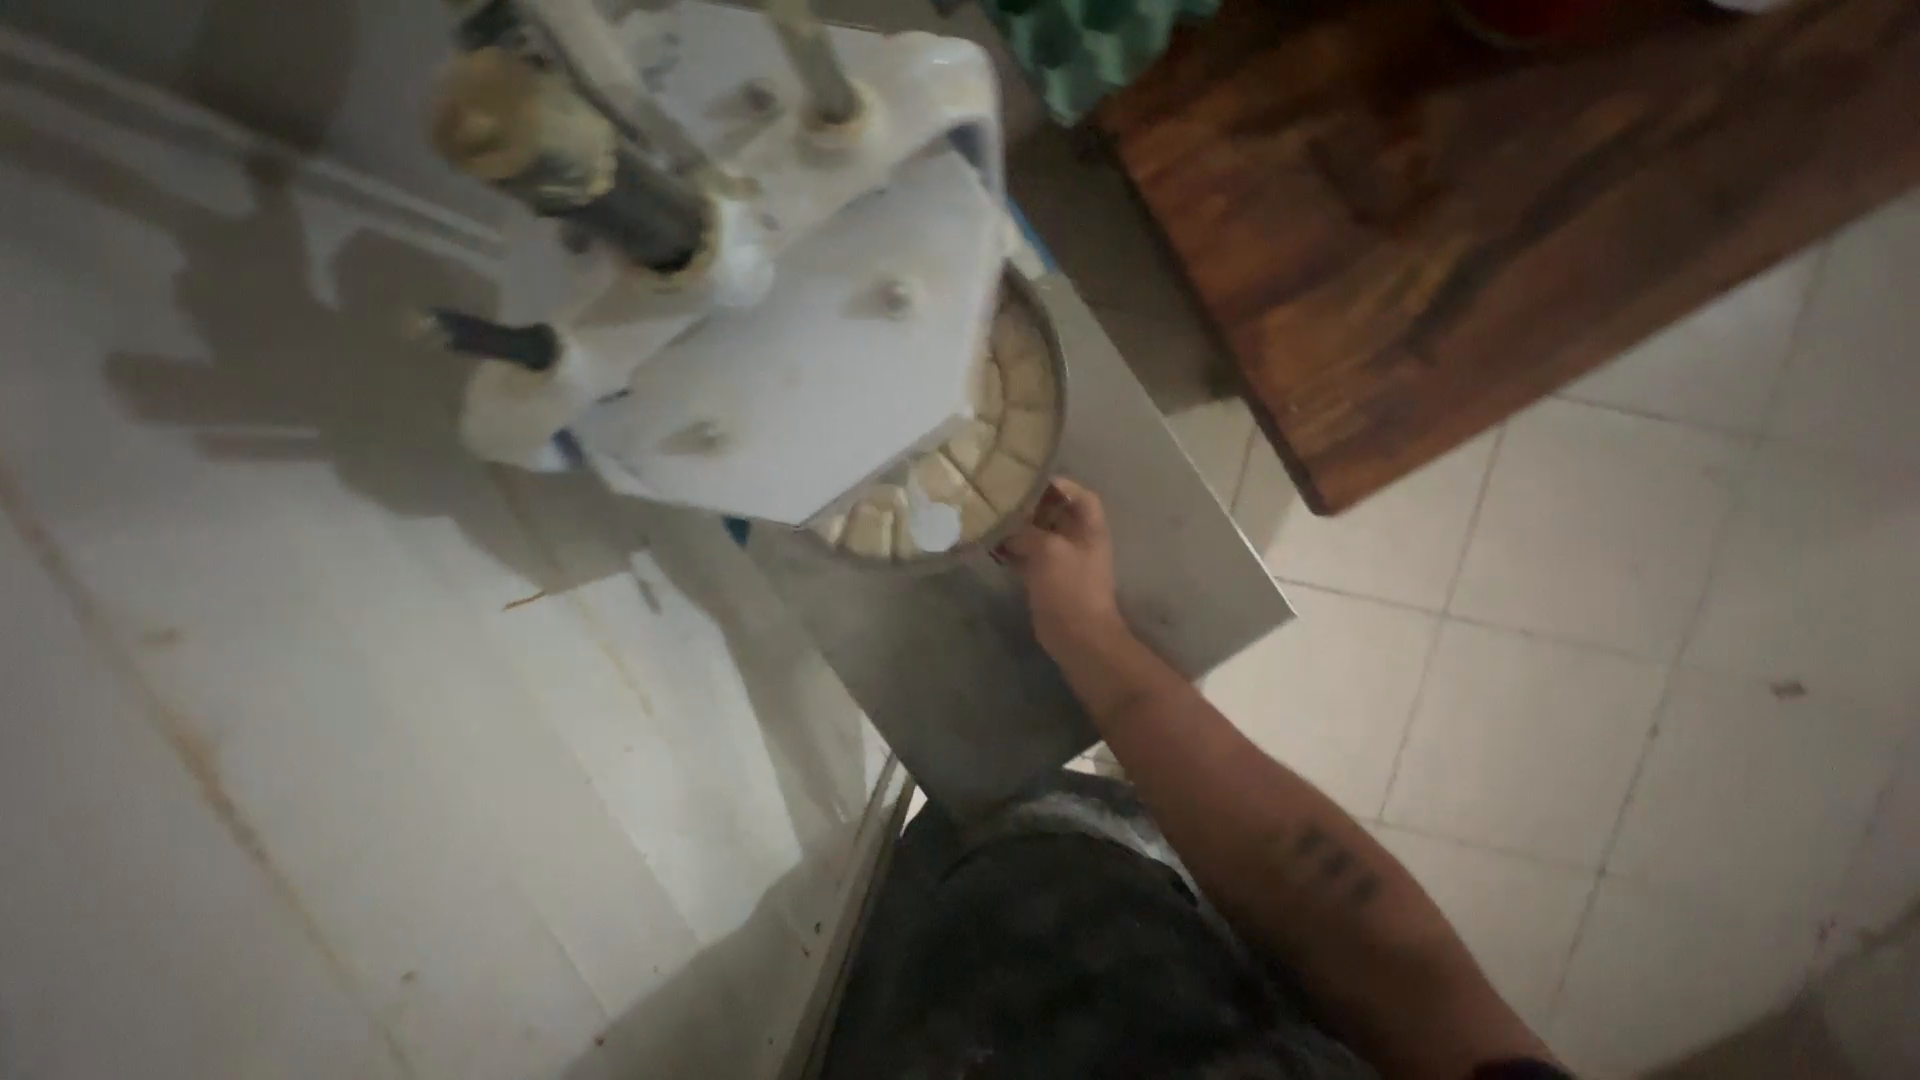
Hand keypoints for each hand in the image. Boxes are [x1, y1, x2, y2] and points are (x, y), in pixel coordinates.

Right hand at [1000, 477, 1126, 656]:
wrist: (1078, 636)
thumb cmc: (1071, 588)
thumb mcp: (1049, 550)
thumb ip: (1028, 531)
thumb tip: (1006, 528)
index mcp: (1089, 529)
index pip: (1080, 496)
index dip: (1060, 485)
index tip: (1030, 481)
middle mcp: (1077, 542)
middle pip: (1055, 514)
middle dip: (1031, 506)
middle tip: (1002, 499)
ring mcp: (1061, 563)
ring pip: (1038, 537)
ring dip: (1017, 529)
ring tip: (991, 519)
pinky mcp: (1046, 580)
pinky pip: (1027, 558)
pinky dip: (1011, 552)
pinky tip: (991, 548)